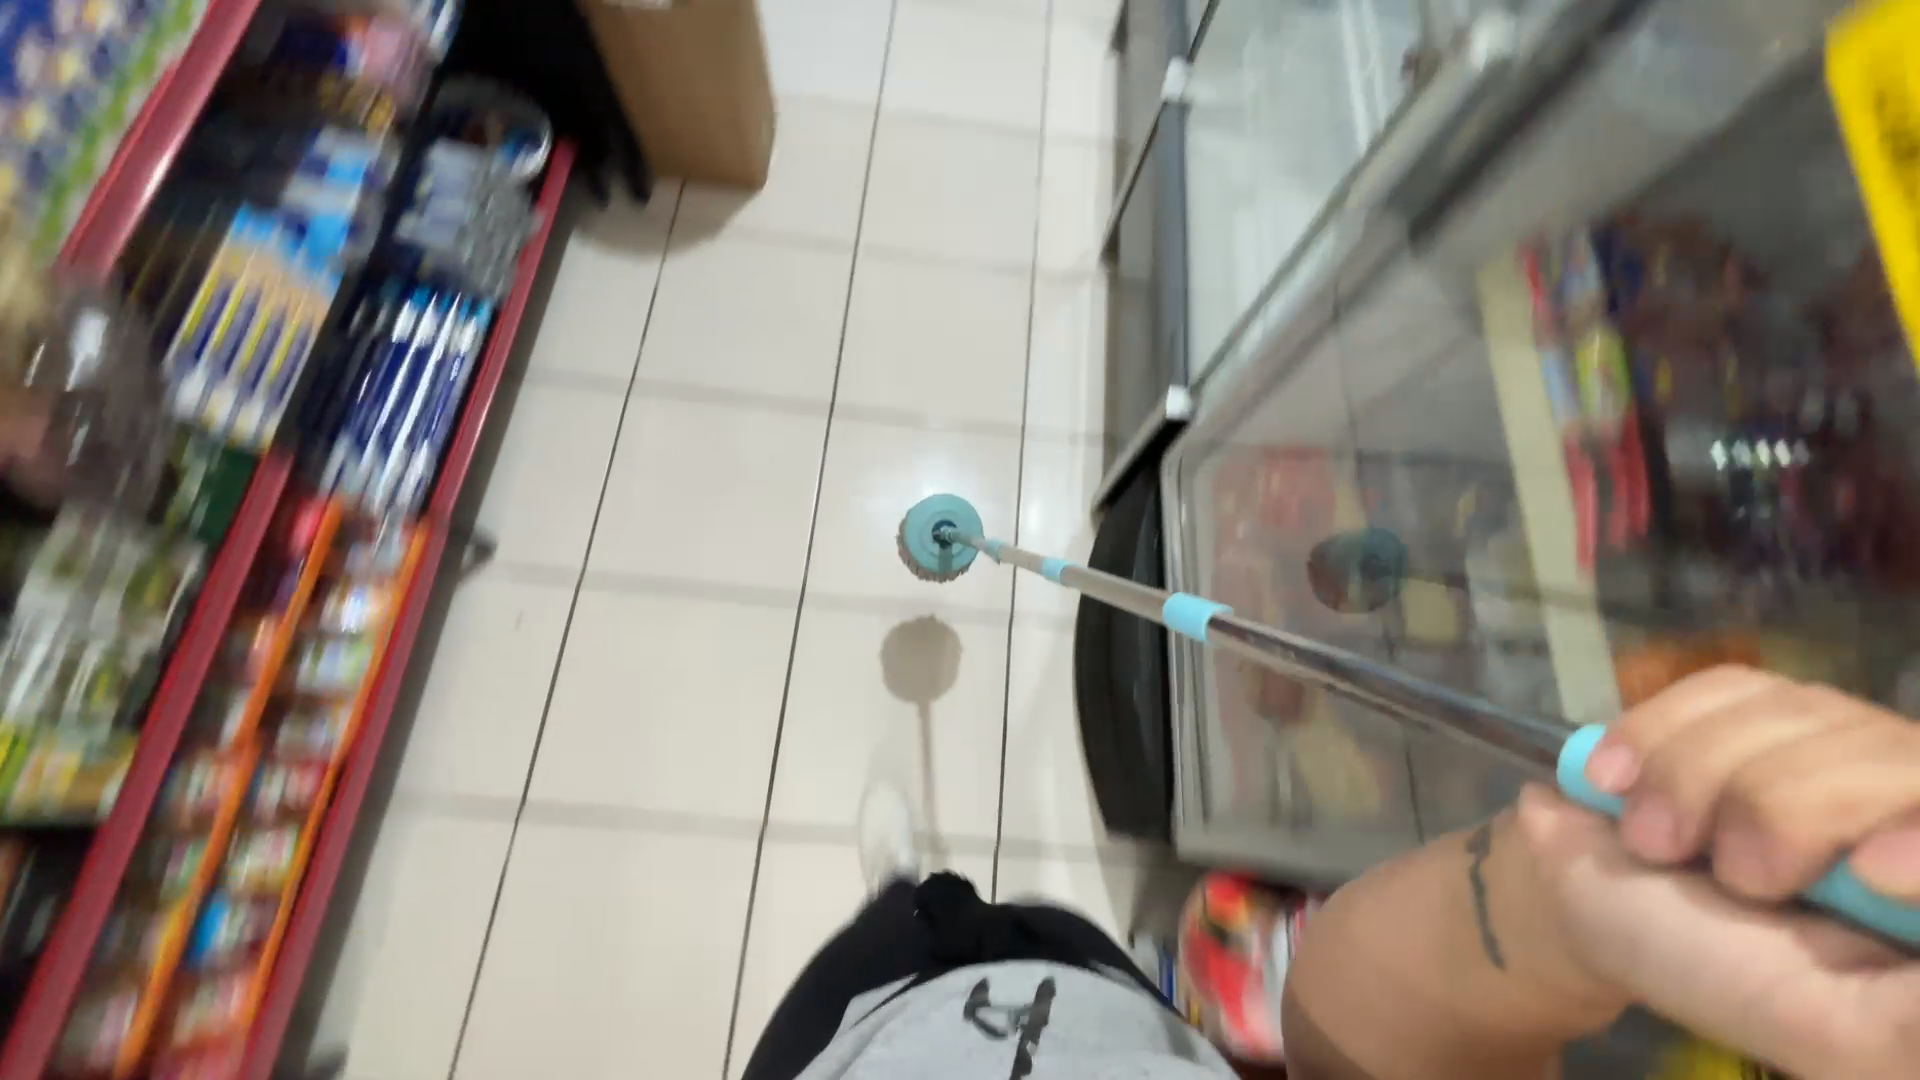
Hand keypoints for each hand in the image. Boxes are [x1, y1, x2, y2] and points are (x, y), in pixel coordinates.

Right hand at [1508, 666, 1919, 1078]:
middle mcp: (1908, 803)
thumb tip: (1902, 894)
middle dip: (1777, 810)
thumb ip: (1918, 1017)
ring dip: (1688, 779)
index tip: (1871, 874)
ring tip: (1650, 840)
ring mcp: (1837, 744)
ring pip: (1794, 714)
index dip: (1914, 826)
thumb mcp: (1837, 1027)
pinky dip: (1650, 734)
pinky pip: (1721, 687)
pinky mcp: (1751, 706)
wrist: (1573, 895)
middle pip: (1896, 756)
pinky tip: (1616, 781)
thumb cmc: (1699, 968)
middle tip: (1729, 876)